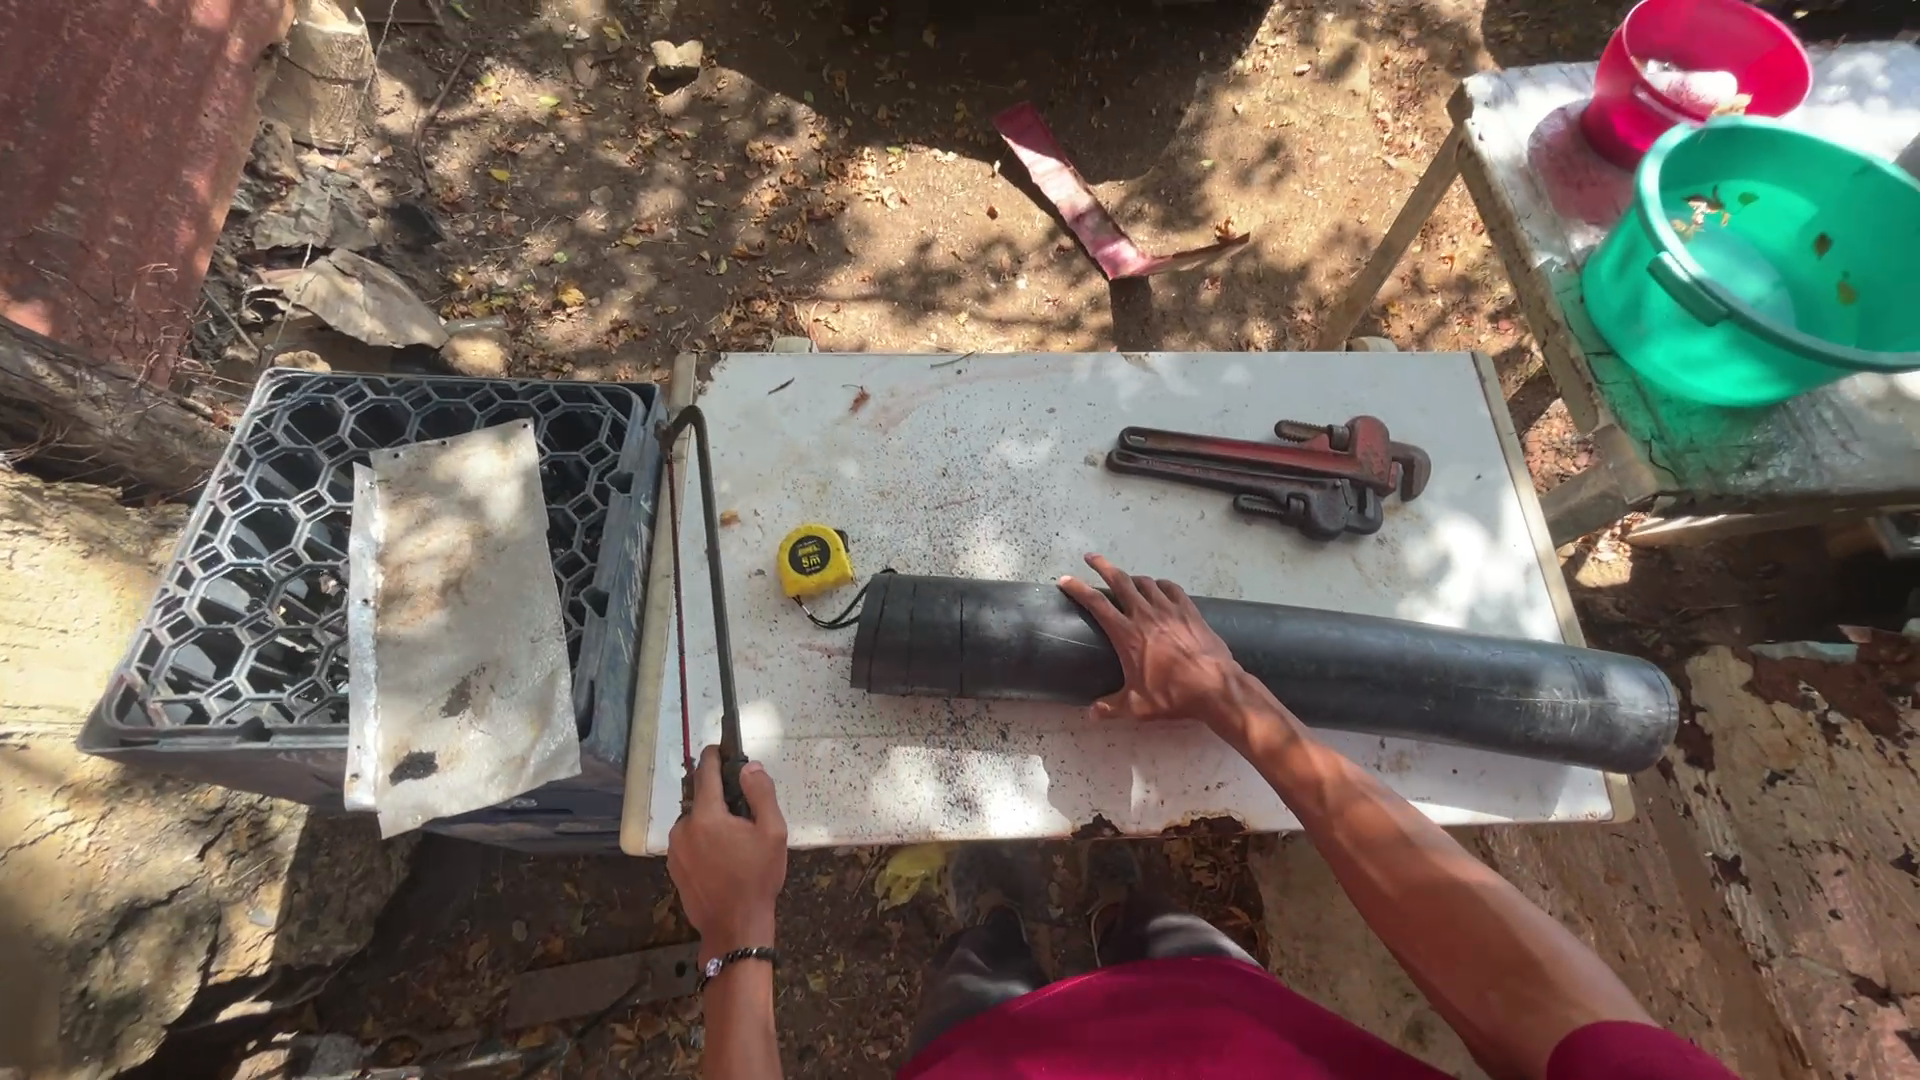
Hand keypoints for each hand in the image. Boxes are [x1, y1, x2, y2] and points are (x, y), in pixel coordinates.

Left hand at [668, 746, 788, 961]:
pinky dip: (704, 838)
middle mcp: (683, 828)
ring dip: (712, 819)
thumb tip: (749, 767)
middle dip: (720, 796)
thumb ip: (761, 794)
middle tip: (745, 810)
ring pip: (695, 820)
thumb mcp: (773, 832)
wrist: (734, 927)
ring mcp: (675, 850)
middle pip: (701, 798)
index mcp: (707, 816)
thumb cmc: (757, 878)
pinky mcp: (673, 867)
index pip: (705, 773)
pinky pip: (689, 840)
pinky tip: (723, 855)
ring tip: (736, 838)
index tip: (719, 747)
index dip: (713, 756)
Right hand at [1056, 554, 1247, 727]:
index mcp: (1127, 634)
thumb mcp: (1136, 706)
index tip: (1065, 580)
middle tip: (1091, 558)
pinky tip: (1159, 588)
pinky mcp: (1190, 611)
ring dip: (1132, 578)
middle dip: (1102, 566)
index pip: (1096, 604)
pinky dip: (1161, 585)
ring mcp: (1170, 610)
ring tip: (1126, 580)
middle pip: (1120, 581)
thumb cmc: (1173, 696)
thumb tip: (1090, 714)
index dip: (1078, 589)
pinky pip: (1172, 588)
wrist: (1216, 687)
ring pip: (1146, 583)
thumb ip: (1110, 707)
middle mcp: (1145, 615)